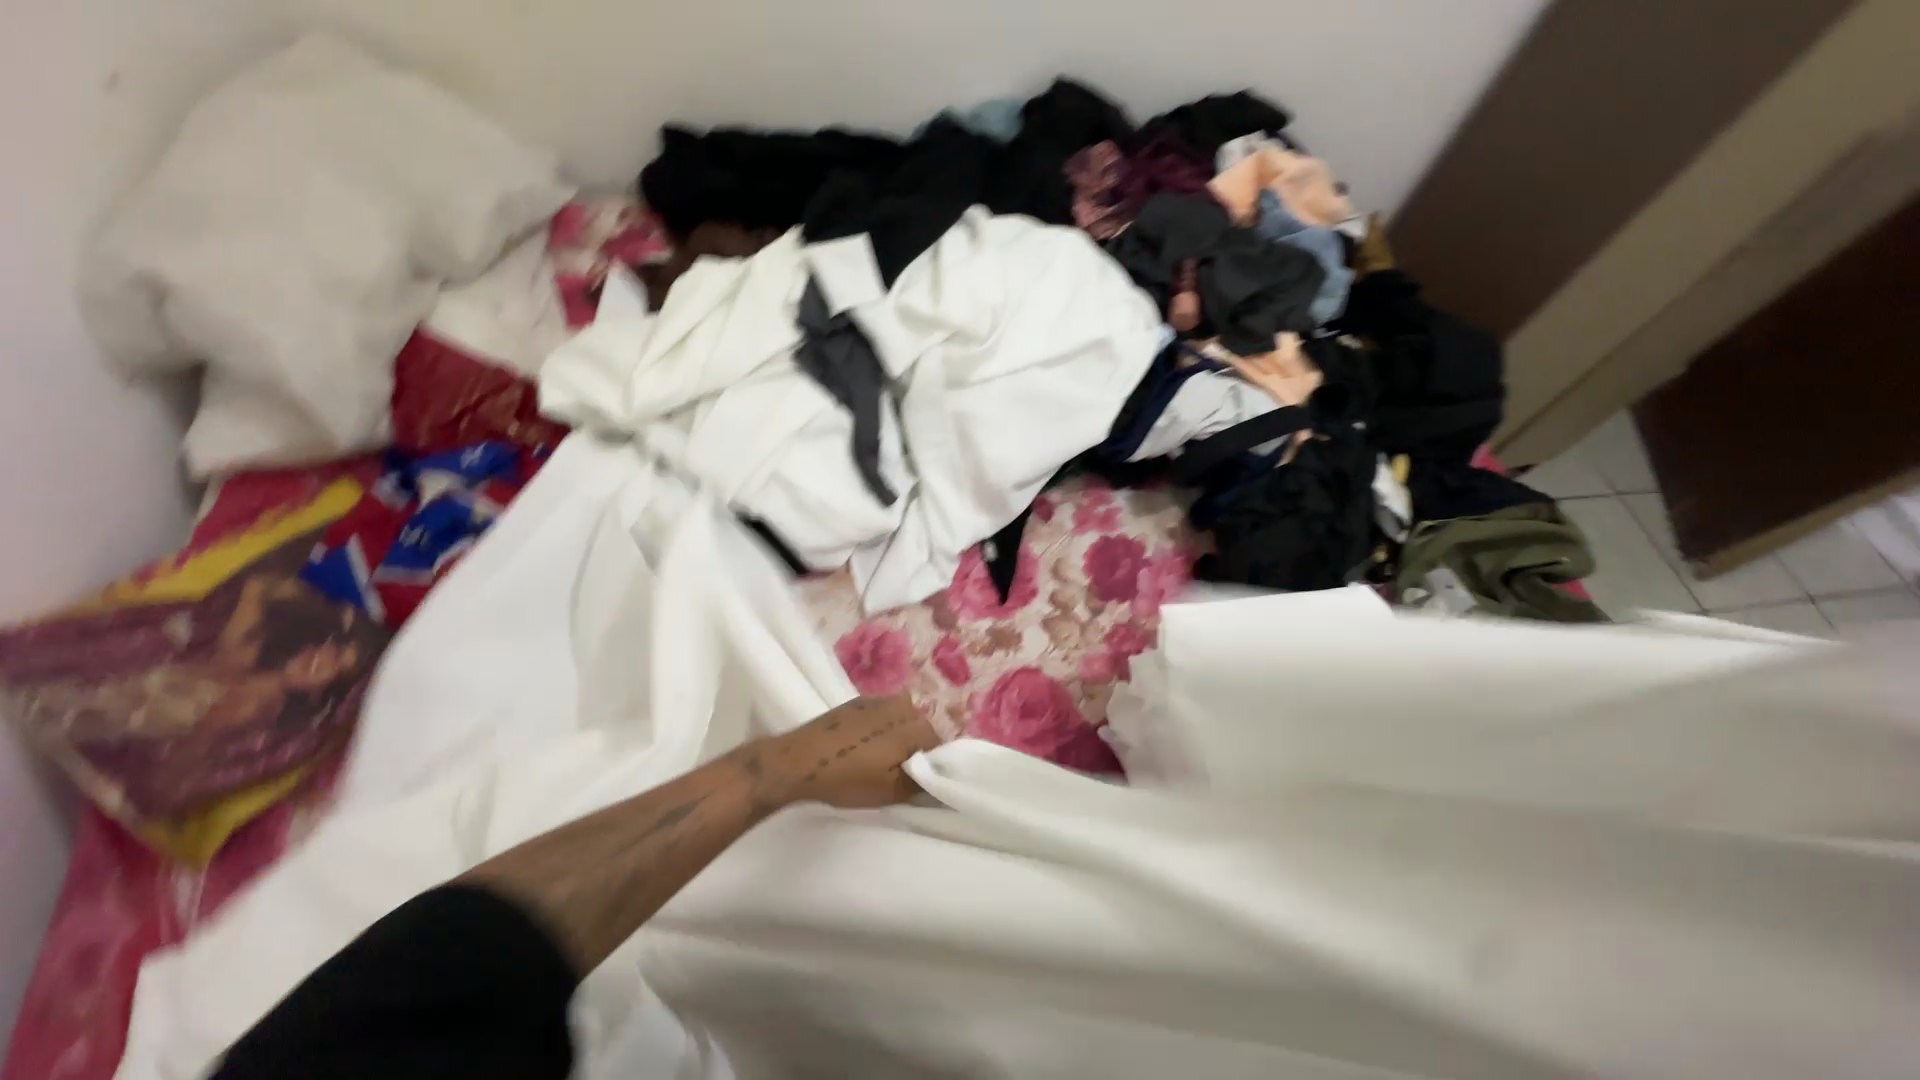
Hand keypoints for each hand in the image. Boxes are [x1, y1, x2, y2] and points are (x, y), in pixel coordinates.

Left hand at [765, 695, 940, 809]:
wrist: (799, 761)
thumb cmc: (847, 779)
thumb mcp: (891, 792)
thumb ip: (922, 783)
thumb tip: (936, 776)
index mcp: (915, 726)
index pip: (939, 746)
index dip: (930, 765)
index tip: (917, 780)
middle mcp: (902, 705)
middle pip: (921, 728)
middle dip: (915, 748)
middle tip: (898, 771)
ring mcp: (878, 699)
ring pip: (901, 719)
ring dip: (897, 735)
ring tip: (878, 758)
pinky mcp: (857, 701)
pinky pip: (881, 714)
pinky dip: (879, 728)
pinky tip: (862, 745)